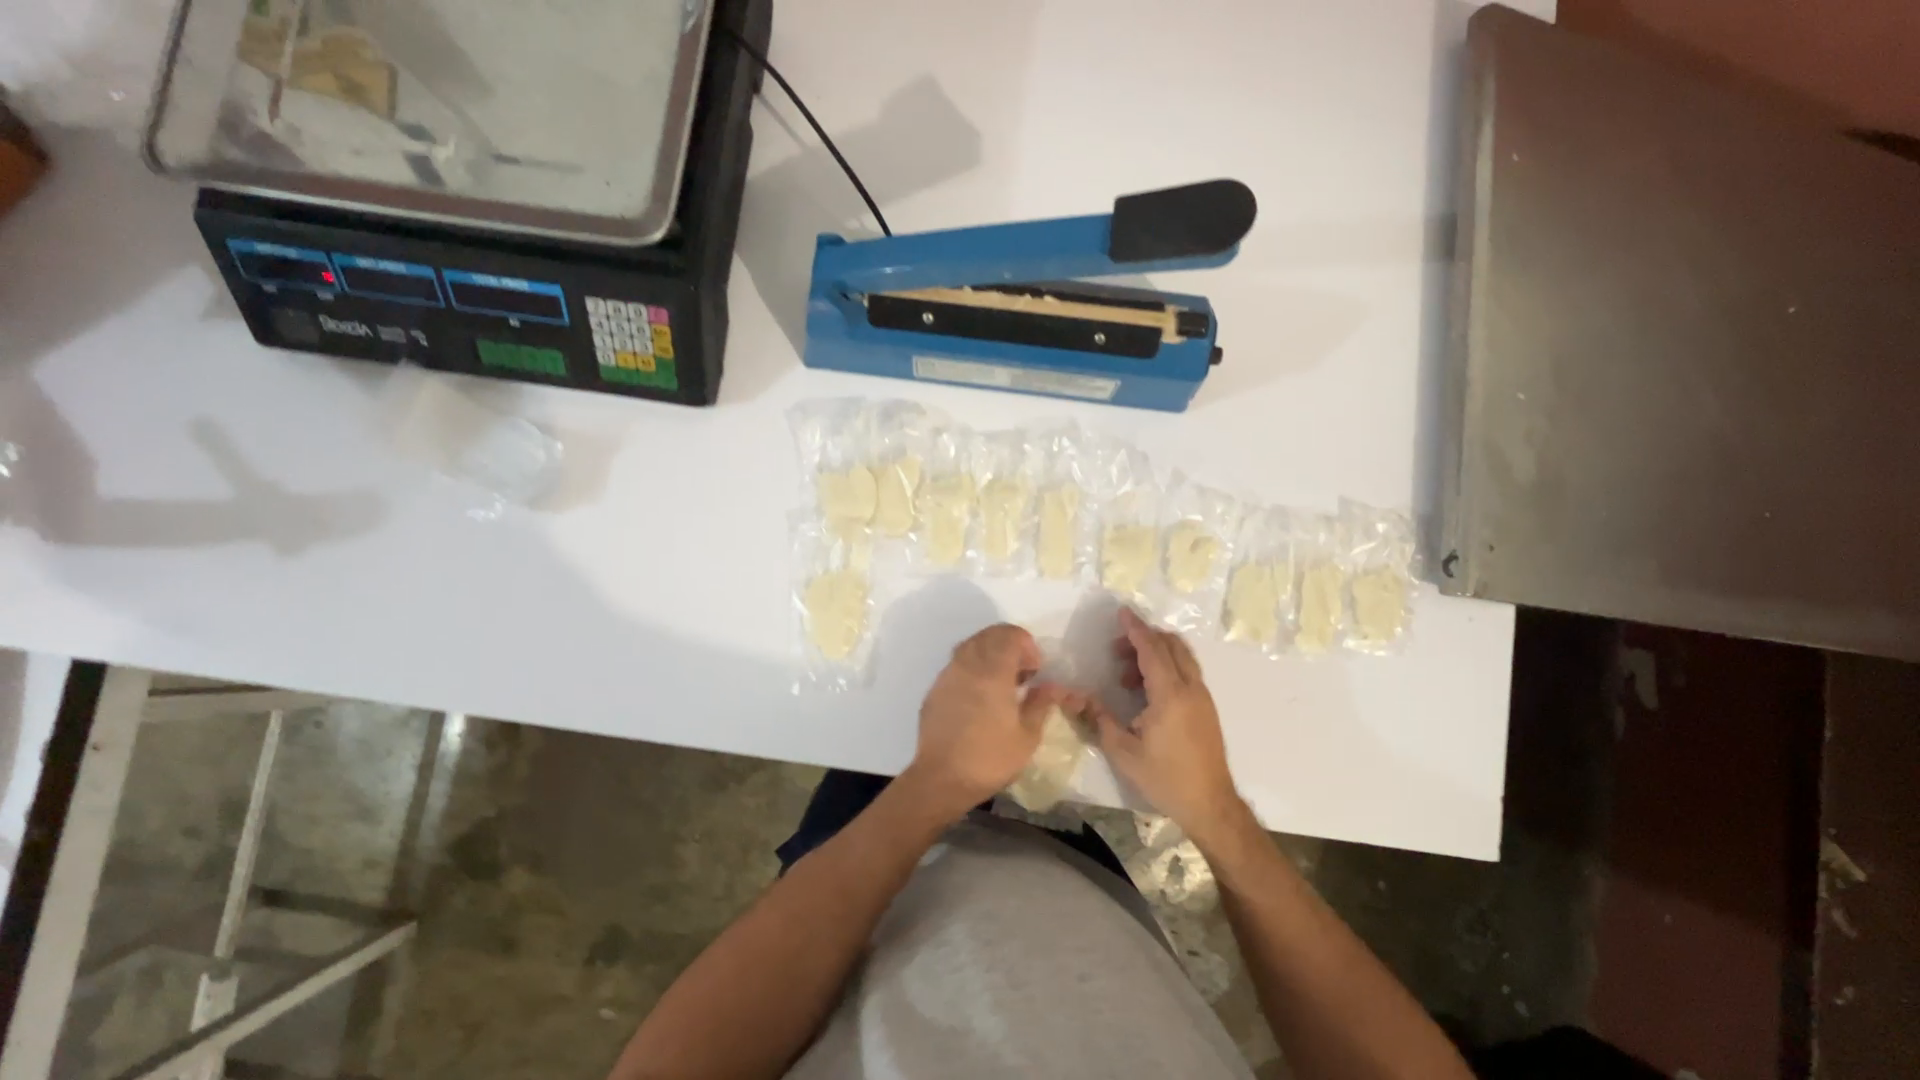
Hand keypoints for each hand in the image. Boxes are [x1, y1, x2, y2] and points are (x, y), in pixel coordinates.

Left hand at [904, 624, 1076, 821]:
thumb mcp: (1027, 735)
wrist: (942, 779)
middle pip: (989, 635)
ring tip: (1002, 685)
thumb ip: (1040, 703)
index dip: (1027, 645)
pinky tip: (980, 698)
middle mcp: (966, 665)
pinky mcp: (934, 690)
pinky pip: (956, 666)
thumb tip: (1051, 686)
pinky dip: (972, 670)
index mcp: (992, 671)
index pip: (1010, 635)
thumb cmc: (990, 758)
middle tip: (1022, 675)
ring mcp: (946, 676)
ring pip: (969, 647)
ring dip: (989, 655)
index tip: (1035, 671)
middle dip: (1009, 645)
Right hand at [1087, 608, 1246, 843]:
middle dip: (1144, 638)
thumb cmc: (1165, 778)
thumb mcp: (1123, 751)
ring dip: (1156, 653)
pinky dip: (1167, 667)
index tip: (1121, 612)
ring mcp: (1203, 697)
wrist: (1210, 804)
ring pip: (1182, 657)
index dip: (1135, 629)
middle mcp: (1191, 688)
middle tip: (1116, 649)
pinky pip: (1187, 672)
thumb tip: (1076, 697)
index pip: (1152, 649)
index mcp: (1170, 695)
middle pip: (1171, 645)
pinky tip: (1147, 692)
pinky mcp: (1207, 708)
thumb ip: (1100, 718)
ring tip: (1127, 676)